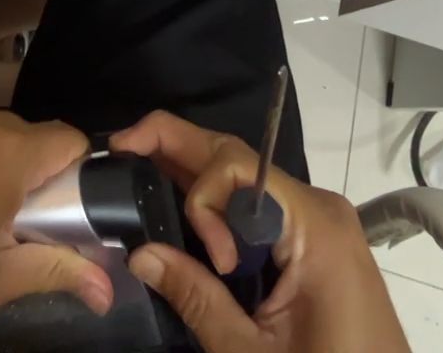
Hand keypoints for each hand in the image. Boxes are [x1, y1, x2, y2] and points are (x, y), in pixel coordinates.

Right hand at [111, 111, 409, 352]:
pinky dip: (217, 203)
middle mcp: (318, 206)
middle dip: (176, 144)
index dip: (203, 199)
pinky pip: (258, 203)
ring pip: (244, 176)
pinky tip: (182, 207)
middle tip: (122, 145)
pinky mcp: (315, 238)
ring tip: (141, 170)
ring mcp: (319, 219)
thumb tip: (139, 254)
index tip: (211, 261)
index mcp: (314, 224)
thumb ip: (197, 298)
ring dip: (192, 173)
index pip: (237, 166)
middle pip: (237, 156)